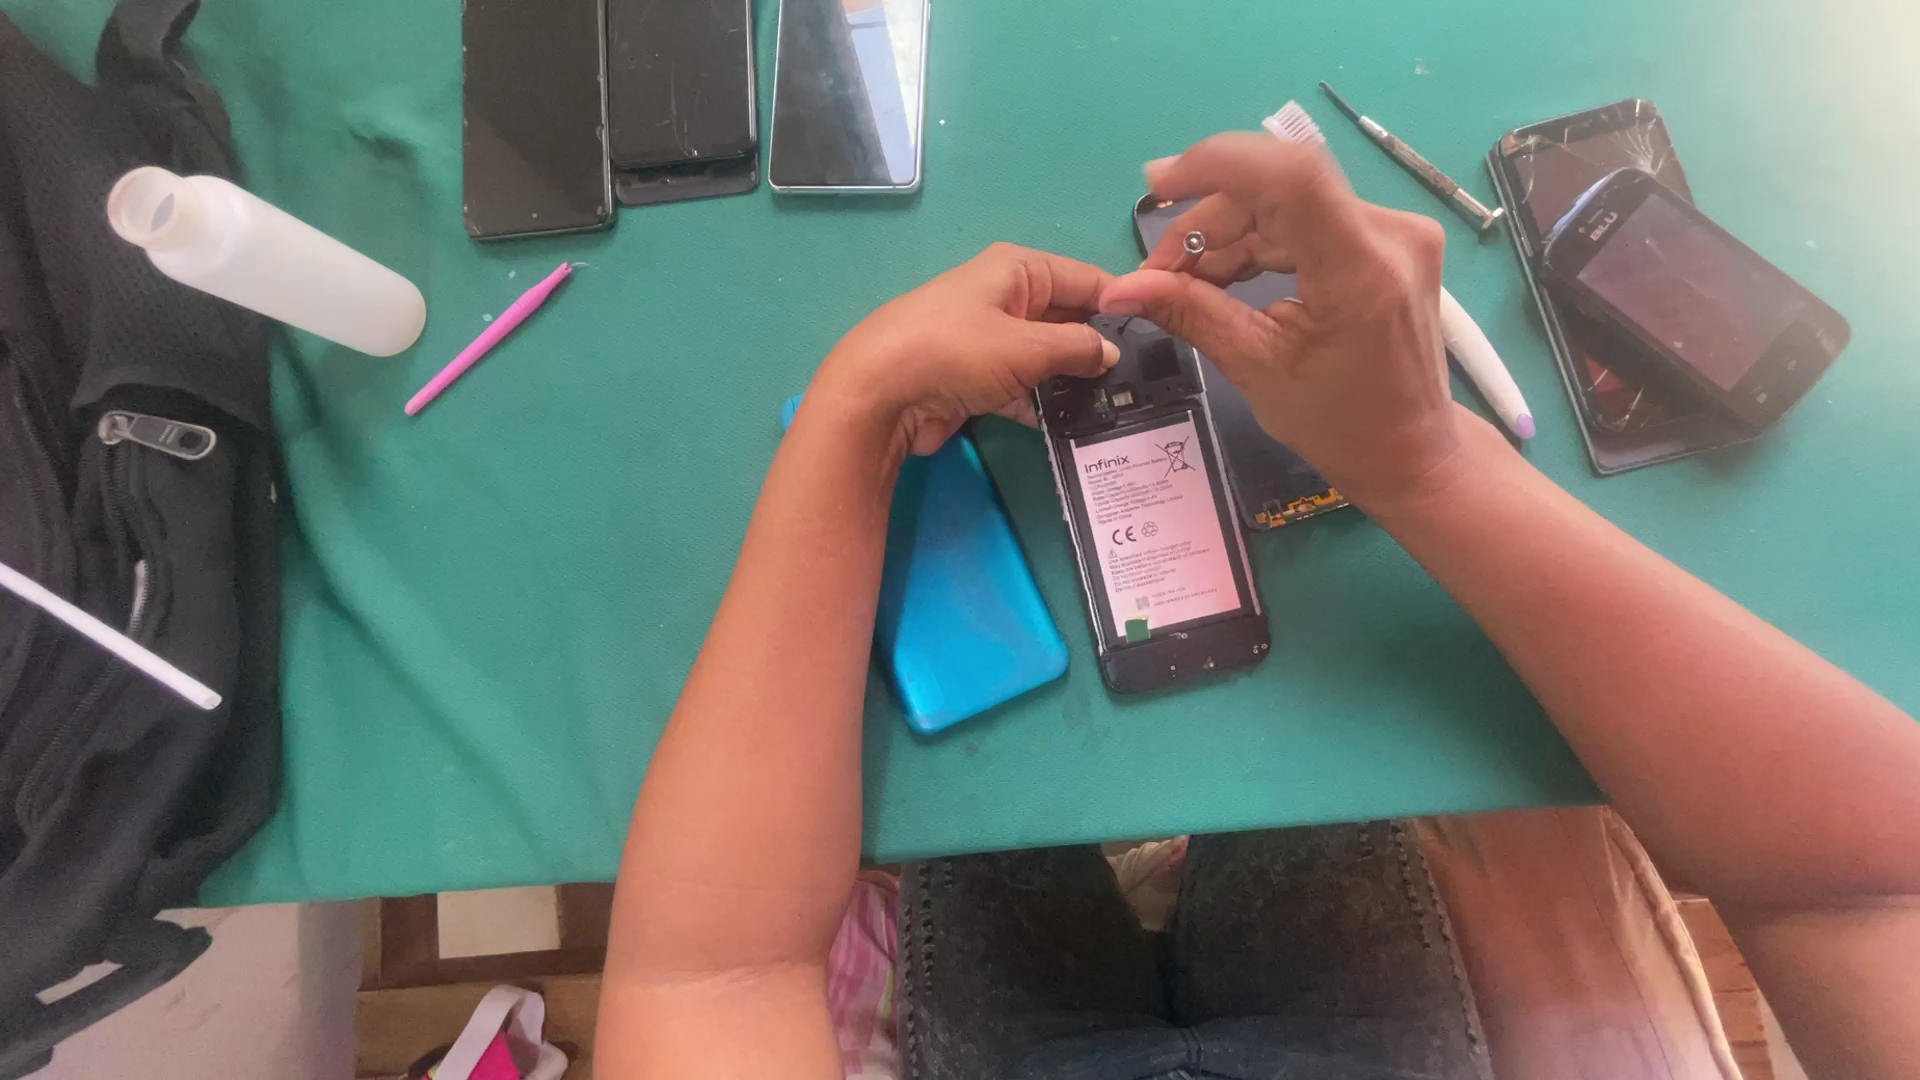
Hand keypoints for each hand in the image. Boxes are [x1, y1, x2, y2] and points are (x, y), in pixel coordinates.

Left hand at [811, 243, 1120, 457]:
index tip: (1159, 334)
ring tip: (1119, 407)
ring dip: (1072, 382)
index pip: (1086, 280)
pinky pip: (1022, 389)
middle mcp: (1005, 299)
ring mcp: (990, 343)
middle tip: (1144, 381)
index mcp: (1017, 271)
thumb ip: (1077, 348)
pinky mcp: (977, 381)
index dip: (1122, 304)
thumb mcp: (1026, 346)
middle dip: (1099, 348)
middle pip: (1067, 320)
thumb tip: (1112, 353)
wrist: (880, 394)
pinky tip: (1074, 425)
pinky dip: (1042, 404)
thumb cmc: (955, 351)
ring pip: (1046, 358)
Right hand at [1100, 134, 1469, 508]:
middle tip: (1155, 275)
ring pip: (1285, 207)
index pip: (1290, 179)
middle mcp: (1388, 234)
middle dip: (1204, 225)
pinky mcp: (1384, 241)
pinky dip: (1254, 246)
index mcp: (1360, 273)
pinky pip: (1303, 224)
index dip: (1218, 165)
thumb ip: (1190, 315)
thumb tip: (1121, 288)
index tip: (1158, 184)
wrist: (1408, 448)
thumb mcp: (1254, 369)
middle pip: (1276, 193)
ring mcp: (1392, 232)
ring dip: (1224, 239)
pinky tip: (1221, 278)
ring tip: (1182, 285)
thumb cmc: (1336, 423)